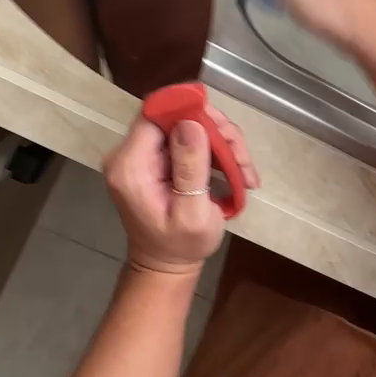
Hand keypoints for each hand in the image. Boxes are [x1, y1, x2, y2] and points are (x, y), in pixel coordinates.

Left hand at [102, 105, 259, 277]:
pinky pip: (190, 139)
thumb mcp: (192, 212)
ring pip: (190, 125)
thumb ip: (190, 168)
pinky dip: (216, 151)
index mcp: (131, 165)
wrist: (167, 265)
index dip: (189, 111)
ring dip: (222, 143)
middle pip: (177, 116)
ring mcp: (145, 155)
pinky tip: (236, 172)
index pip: (156, 115)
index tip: (221, 128)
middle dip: (216, 131)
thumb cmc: (181, 246)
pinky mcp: (158, 159)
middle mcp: (131, 154)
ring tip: (244, 172)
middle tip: (241, 159)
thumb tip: (190, 123)